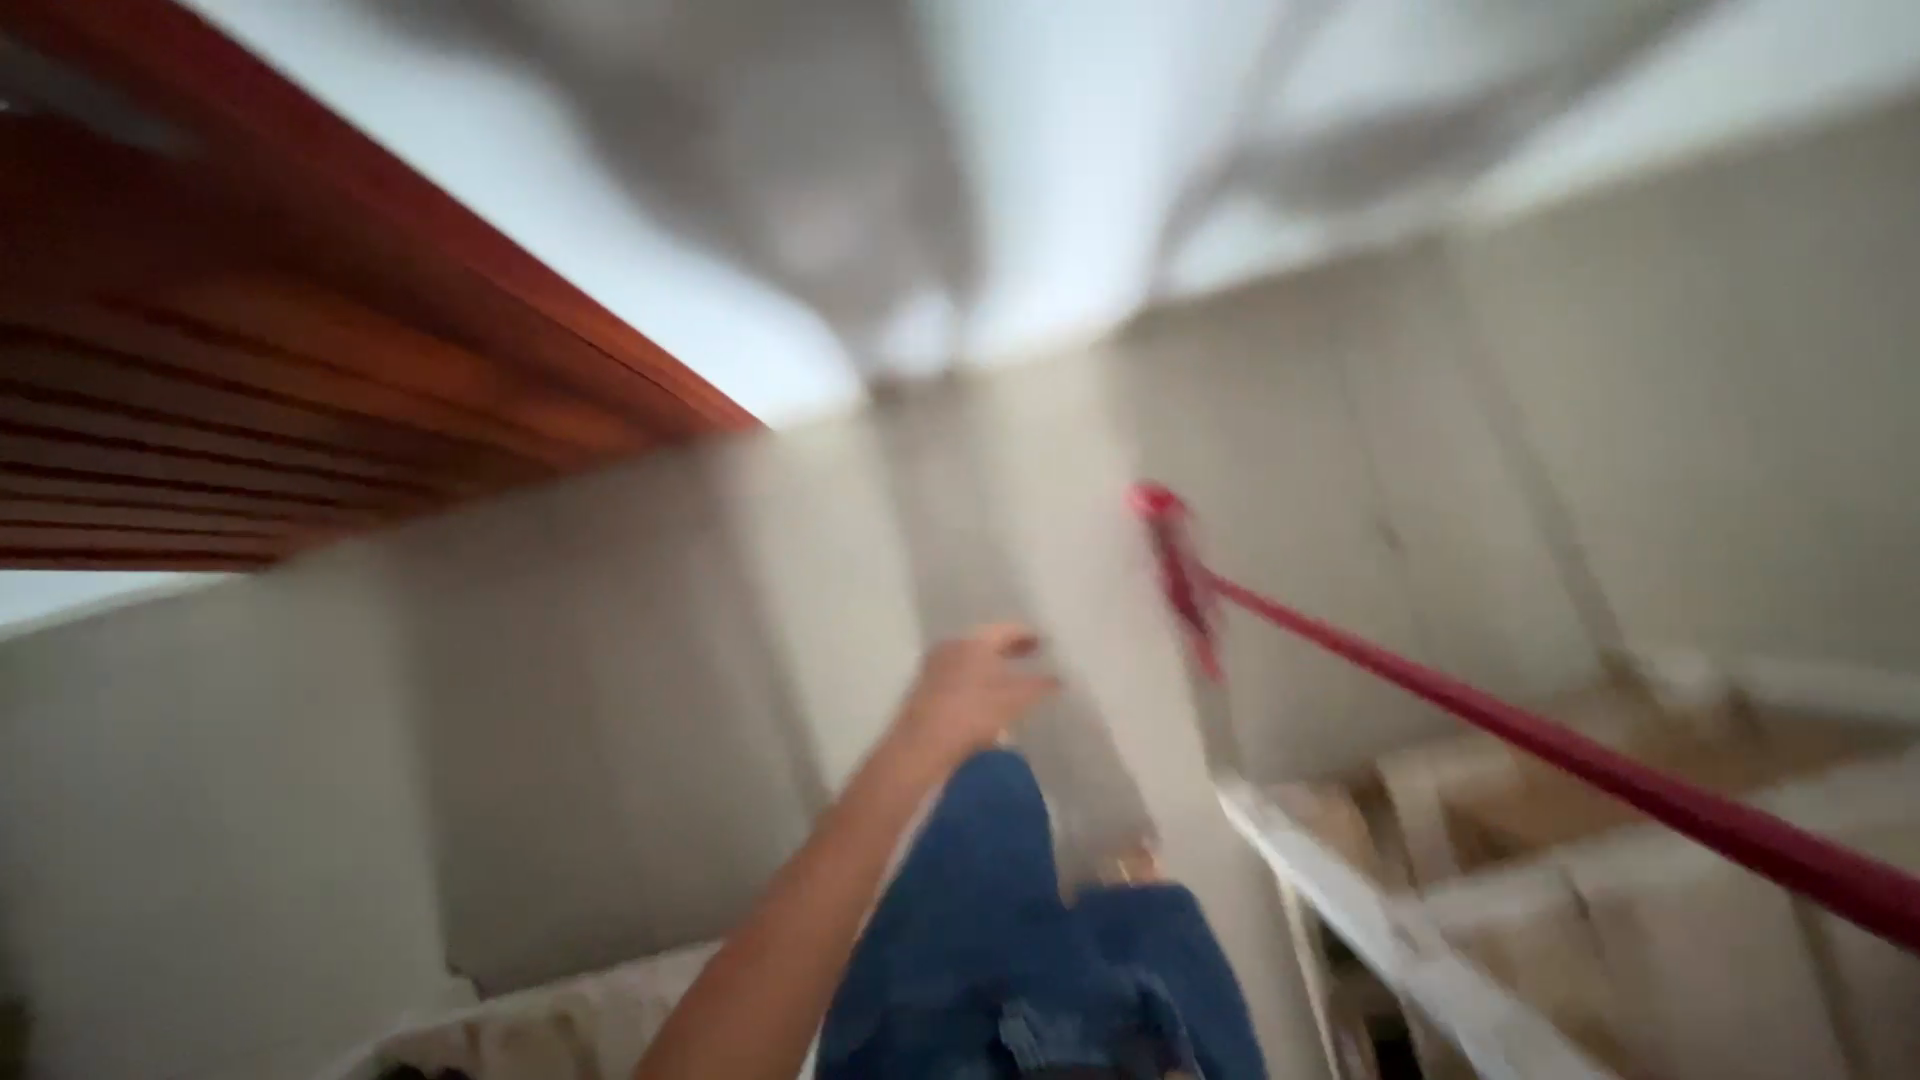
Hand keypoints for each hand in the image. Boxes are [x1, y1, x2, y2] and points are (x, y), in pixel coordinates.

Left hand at [887, 623, 1059, 767]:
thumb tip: (1058, 679)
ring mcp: (935, 667)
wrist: (922, 745)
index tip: (1044, 642)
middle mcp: (952, 647)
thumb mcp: (1013, 701)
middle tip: (1032, 655)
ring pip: (971, 659)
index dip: (1027, 635)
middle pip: (987, 642)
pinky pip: (959, 675)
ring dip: (993, 665)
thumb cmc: (972, 714)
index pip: (1006, 630)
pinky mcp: (926, 688)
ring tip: (1013, 678)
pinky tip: (987, 696)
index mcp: (973, 642)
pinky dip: (977, 679)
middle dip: (1010, 649)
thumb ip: (1038, 687)